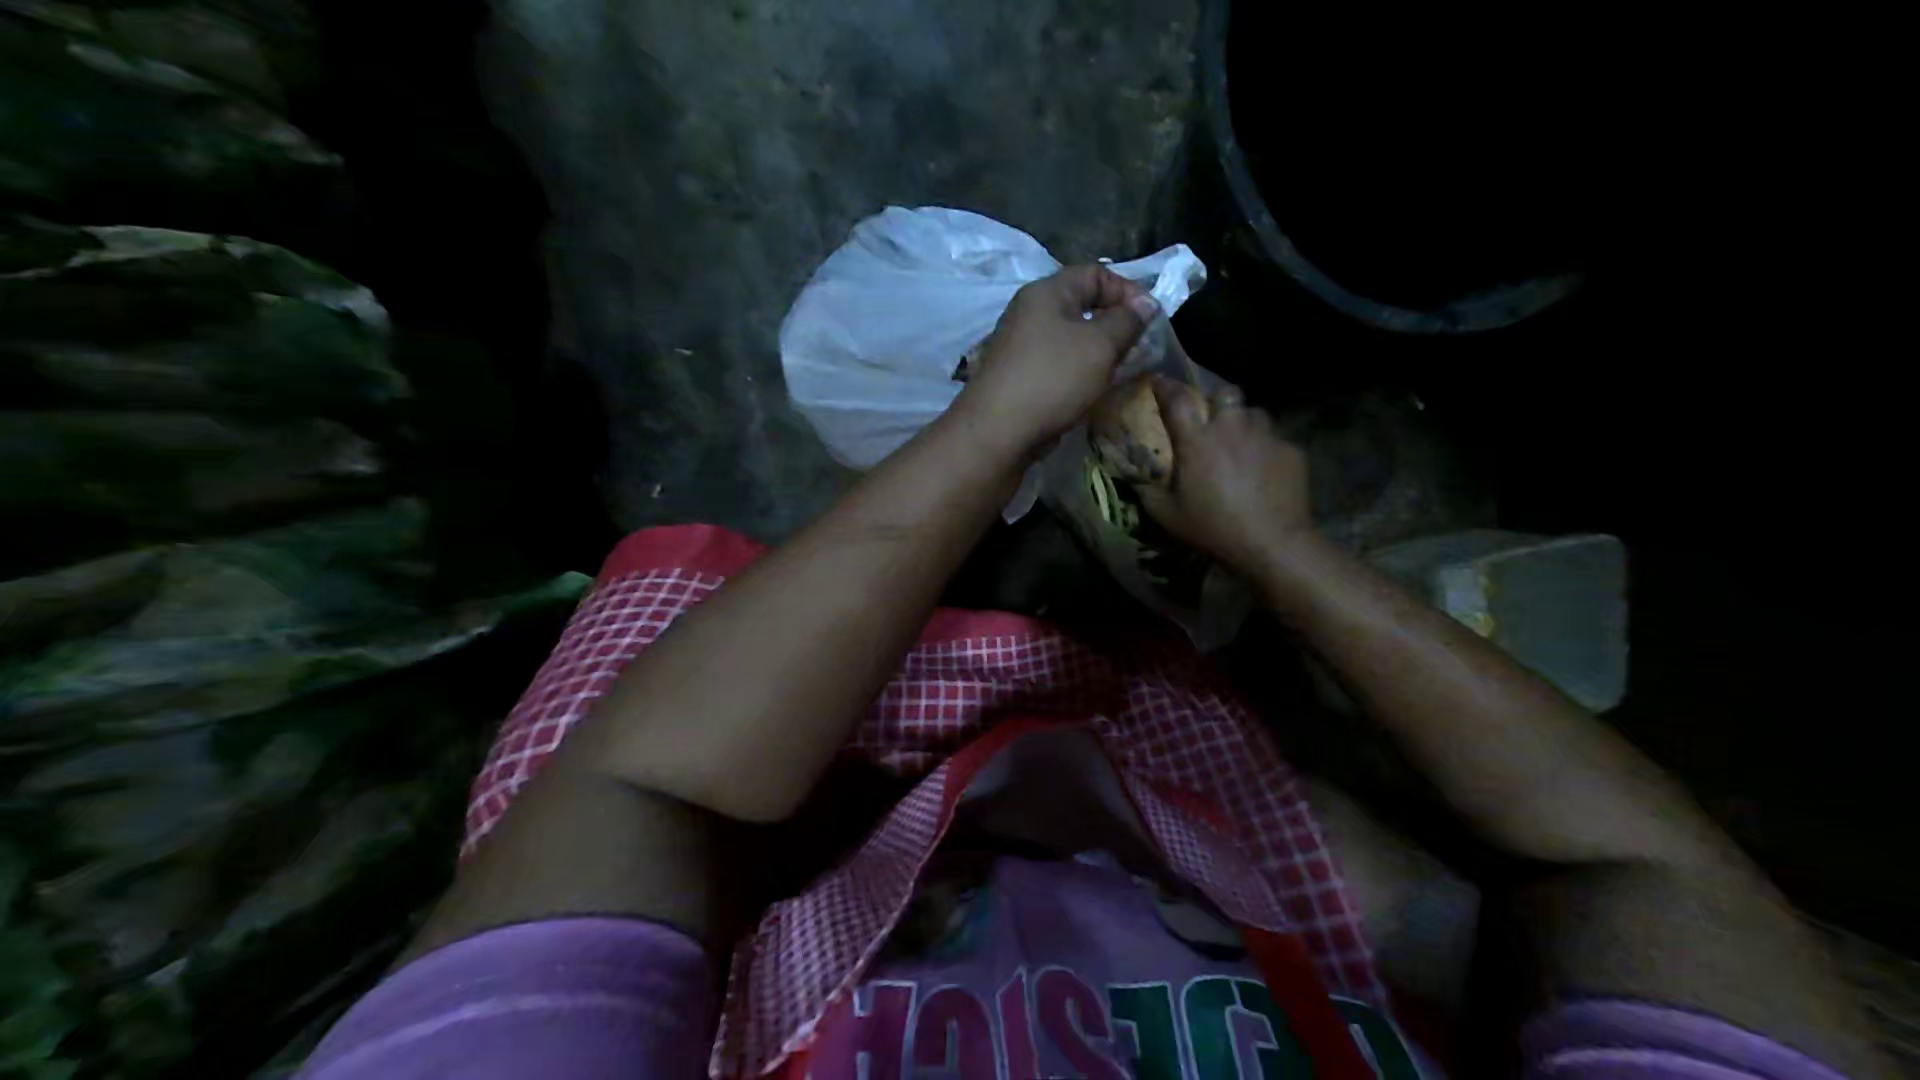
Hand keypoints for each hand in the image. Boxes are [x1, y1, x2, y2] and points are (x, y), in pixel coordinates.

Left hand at [954, 265, 1158, 454]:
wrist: (998, 432)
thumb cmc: (1053, 378)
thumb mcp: (1100, 345)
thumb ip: (1127, 321)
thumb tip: (1146, 303)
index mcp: (1046, 293)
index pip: (1094, 273)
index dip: (1127, 289)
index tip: (1151, 318)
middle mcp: (1029, 313)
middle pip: (1081, 305)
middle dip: (1114, 323)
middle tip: (1138, 347)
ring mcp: (1020, 347)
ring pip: (1069, 339)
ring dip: (1098, 352)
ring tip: (1120, 370)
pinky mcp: (1018, 377)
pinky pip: (1057, 365)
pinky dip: (1078, 372)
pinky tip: (1092, 389)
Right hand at [1138, 376, 1313, 574]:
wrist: (1271, 543)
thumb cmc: (1212, 527)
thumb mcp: (1165, 514)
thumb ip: (1146, 489)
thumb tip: (1133, 475)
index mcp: (1196, 440)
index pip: (1177, 398)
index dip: (1166, 387)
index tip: (1159, 383)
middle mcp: (1231, 428)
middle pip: (1225, 393)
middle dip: (1217, 400)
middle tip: (1211, 419)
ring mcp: (1265, 437)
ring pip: (1254, 413)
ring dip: (1244, 422)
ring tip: (1240, 443)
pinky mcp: (1291, 451)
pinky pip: (1275, 440)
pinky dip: (1266, 450)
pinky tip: (1263, 471)